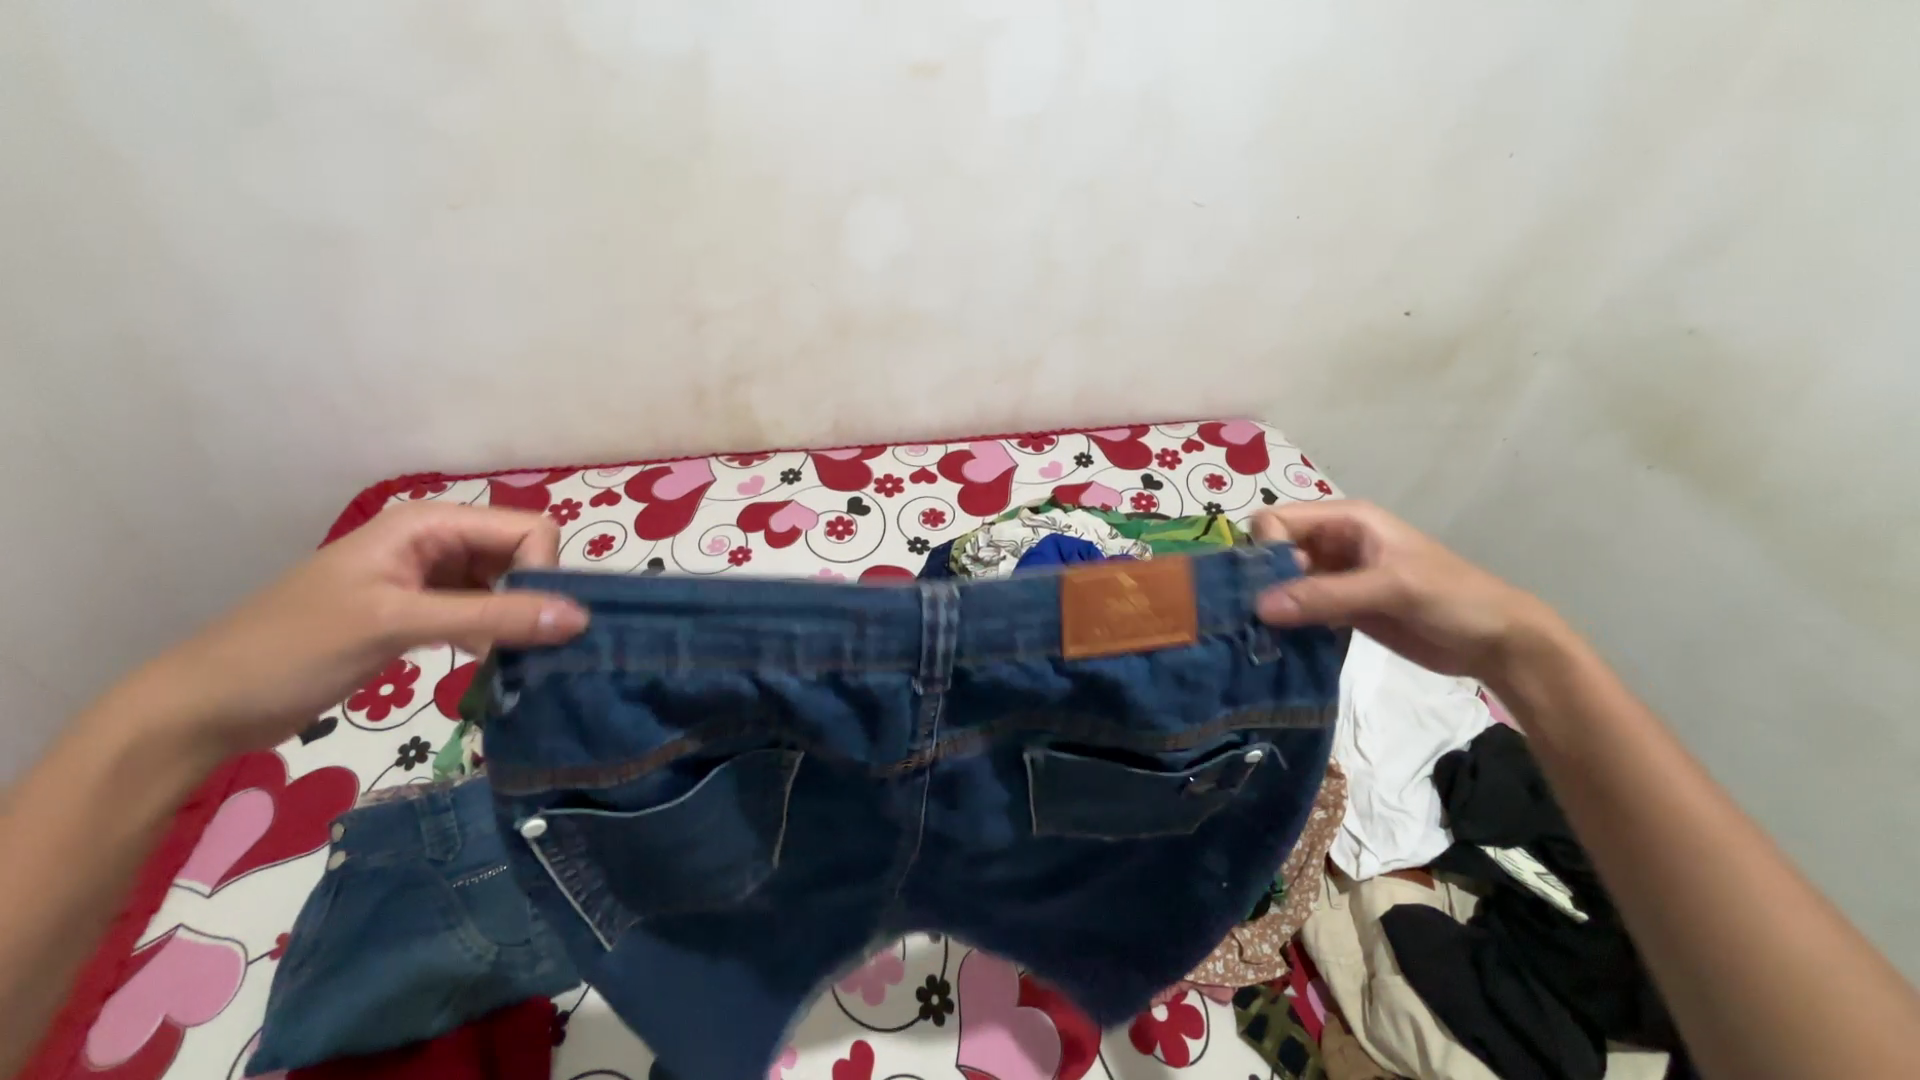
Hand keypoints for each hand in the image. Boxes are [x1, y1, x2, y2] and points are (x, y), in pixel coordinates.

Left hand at [132, 503, 589, 757]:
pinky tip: (493, 665)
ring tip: (518, 662)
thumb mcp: (397, 624)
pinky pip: (485, 613)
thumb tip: (581, 617)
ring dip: (520, 621)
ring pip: (508, 587)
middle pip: (522, 555)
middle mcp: (437, 541)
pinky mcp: (423, 612)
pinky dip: (498, 636)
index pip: (528, 530)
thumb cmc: (294, 650)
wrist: (209, 704)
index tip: (537, 624)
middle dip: (536, 597)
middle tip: (532, 648)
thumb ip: (493, 616)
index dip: (543, 572)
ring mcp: (430, 578)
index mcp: (428, 523)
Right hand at [1251, 500, 1563, 682]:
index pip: (1277, 521)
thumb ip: (1325, 595)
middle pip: (1273, 551)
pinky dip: (1285, 624)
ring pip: (1281, 583)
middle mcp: (1333, 543)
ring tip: (1257, 635)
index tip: (1267, 587)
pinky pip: (1297, 609)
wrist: (1496, 642)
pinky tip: (1275, 644)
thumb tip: (1259, 607)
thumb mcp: (1390, 588)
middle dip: (1259, 579)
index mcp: (1346, 520)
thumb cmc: (1452, 598)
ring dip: (1269, 605)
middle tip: (1253, 617)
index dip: (1264, 550)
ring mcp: (1334, 577)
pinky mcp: (1338, 609)